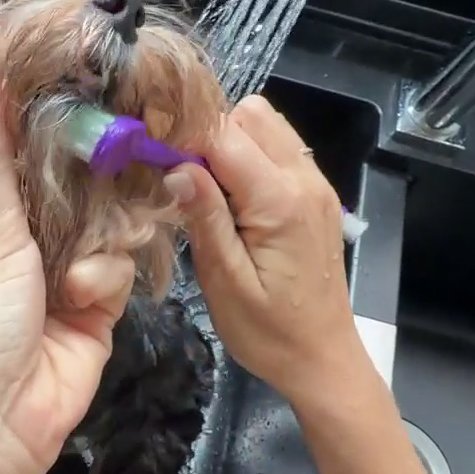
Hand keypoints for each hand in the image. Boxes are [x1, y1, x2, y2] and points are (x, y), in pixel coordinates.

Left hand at [0, 69, 134, 473]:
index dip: (58, 137)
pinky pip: (120, 271)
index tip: (91, 95)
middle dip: (97, 186)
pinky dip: (107, 279)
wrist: (5, 414)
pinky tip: (87, 298)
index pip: (33, 167)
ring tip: (76, 273)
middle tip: (122, 155)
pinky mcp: (101, 310)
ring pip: (108, 231)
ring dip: (98, 247)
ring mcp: (70, 280)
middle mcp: (35, 249)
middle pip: (81, 196)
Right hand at [165, 95, 362, 402]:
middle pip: (250, 114)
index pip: (225, 134)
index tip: (152, 158)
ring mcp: (316, 186)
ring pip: (267, 125)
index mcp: (280, 201)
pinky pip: (280, 150)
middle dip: (208, 134)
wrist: (322, 359)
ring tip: (203, 188)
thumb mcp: (225, 281)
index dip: (184, 137)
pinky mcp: (315, 197)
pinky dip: (249, 158)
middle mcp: (304, 180)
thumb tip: (176, 166)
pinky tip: (230, 198)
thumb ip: (205, 218)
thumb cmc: (267, 332)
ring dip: (229, 143)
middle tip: (179, 178)